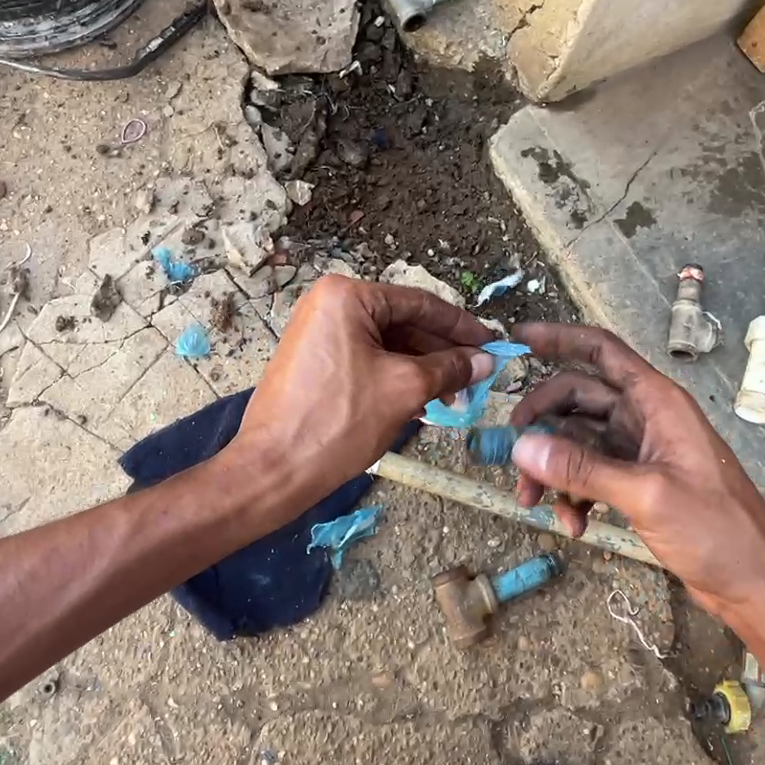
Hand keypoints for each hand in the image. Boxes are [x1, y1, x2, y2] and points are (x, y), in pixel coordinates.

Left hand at [232, 276, 496, 500]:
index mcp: (346, 296)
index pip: (419, 303)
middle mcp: (328, 304)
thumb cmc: (338, 421)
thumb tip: (484, 361)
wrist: (273, 469)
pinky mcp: (313, 360)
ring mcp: (317, 331)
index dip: (460, 326)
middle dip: (441, 352)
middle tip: (476, 377)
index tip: (491, 343)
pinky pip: (365, 359)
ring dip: (421, 369)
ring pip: (385, 344)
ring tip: (453, 398)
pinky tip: (422, 402)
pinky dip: (395, 377)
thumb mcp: (404, 389)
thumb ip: (449, 368)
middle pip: (402, 323)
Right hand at [507, 323, 764, 624]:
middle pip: (577, 398)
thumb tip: (521, 445)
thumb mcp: (646, 495)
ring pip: (577, 440)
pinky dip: (573, 494)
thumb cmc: (718, 532)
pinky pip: (588, 473)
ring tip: (533, 502)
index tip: (518, 337)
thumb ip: (581, 468)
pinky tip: (573, 524)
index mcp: (657, 401)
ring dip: (552, 467)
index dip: (559, 338)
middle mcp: (645, 417)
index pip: (602, 350)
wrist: (758, 588)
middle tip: (513, 452)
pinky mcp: (635, 482)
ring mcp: (639, 450)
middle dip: (541, 423)